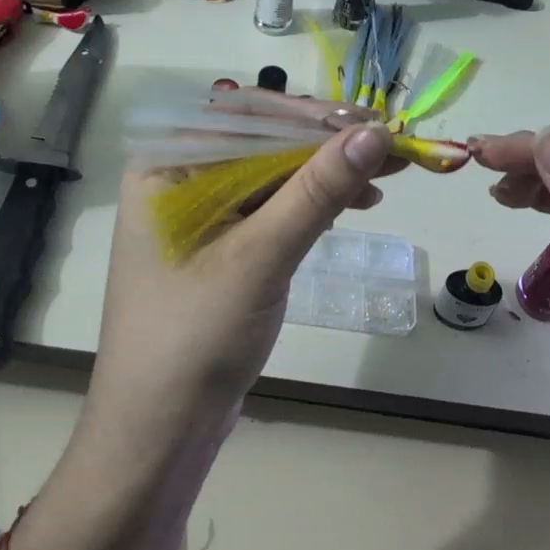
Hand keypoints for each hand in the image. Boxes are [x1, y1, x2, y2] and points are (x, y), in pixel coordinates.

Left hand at [96, 91, 402, 407]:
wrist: (157, 434)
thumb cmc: (195, 336)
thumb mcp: (261, 256)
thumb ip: (317, 190)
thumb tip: (374, 133)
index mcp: (166, 163)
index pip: (247, 115)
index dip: (314, 116)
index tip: (375, 124)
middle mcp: (178, 176)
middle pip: (263, 139)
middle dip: (327, 143)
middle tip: (392, 148)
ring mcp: (199, 210)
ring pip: (273, 170)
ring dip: (326, 172)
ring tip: (384, 178)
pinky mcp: (221, 242)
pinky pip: (271, 203)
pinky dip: (312, 201)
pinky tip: (352, 203)